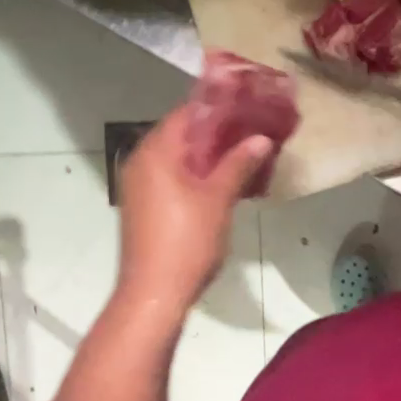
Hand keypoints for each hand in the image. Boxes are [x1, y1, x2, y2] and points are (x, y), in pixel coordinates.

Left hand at [115, 107, 273, 320]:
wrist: (153, 294)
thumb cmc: (186, 243)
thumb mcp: (218, 200)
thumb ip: (238, 164)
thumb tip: (260, 138)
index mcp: (155, 151)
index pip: (187, 113)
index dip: (219, 107)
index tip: (249, 106)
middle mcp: (141, 161)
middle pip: (182, 134)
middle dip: (217, 132)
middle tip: (253, 130)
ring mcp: (139, 185)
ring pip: (178, 158)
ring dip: (209, 155)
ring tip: (245, 154)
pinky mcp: (144, 206)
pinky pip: (172, 177)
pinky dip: (196, 175)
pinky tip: (224, 182)